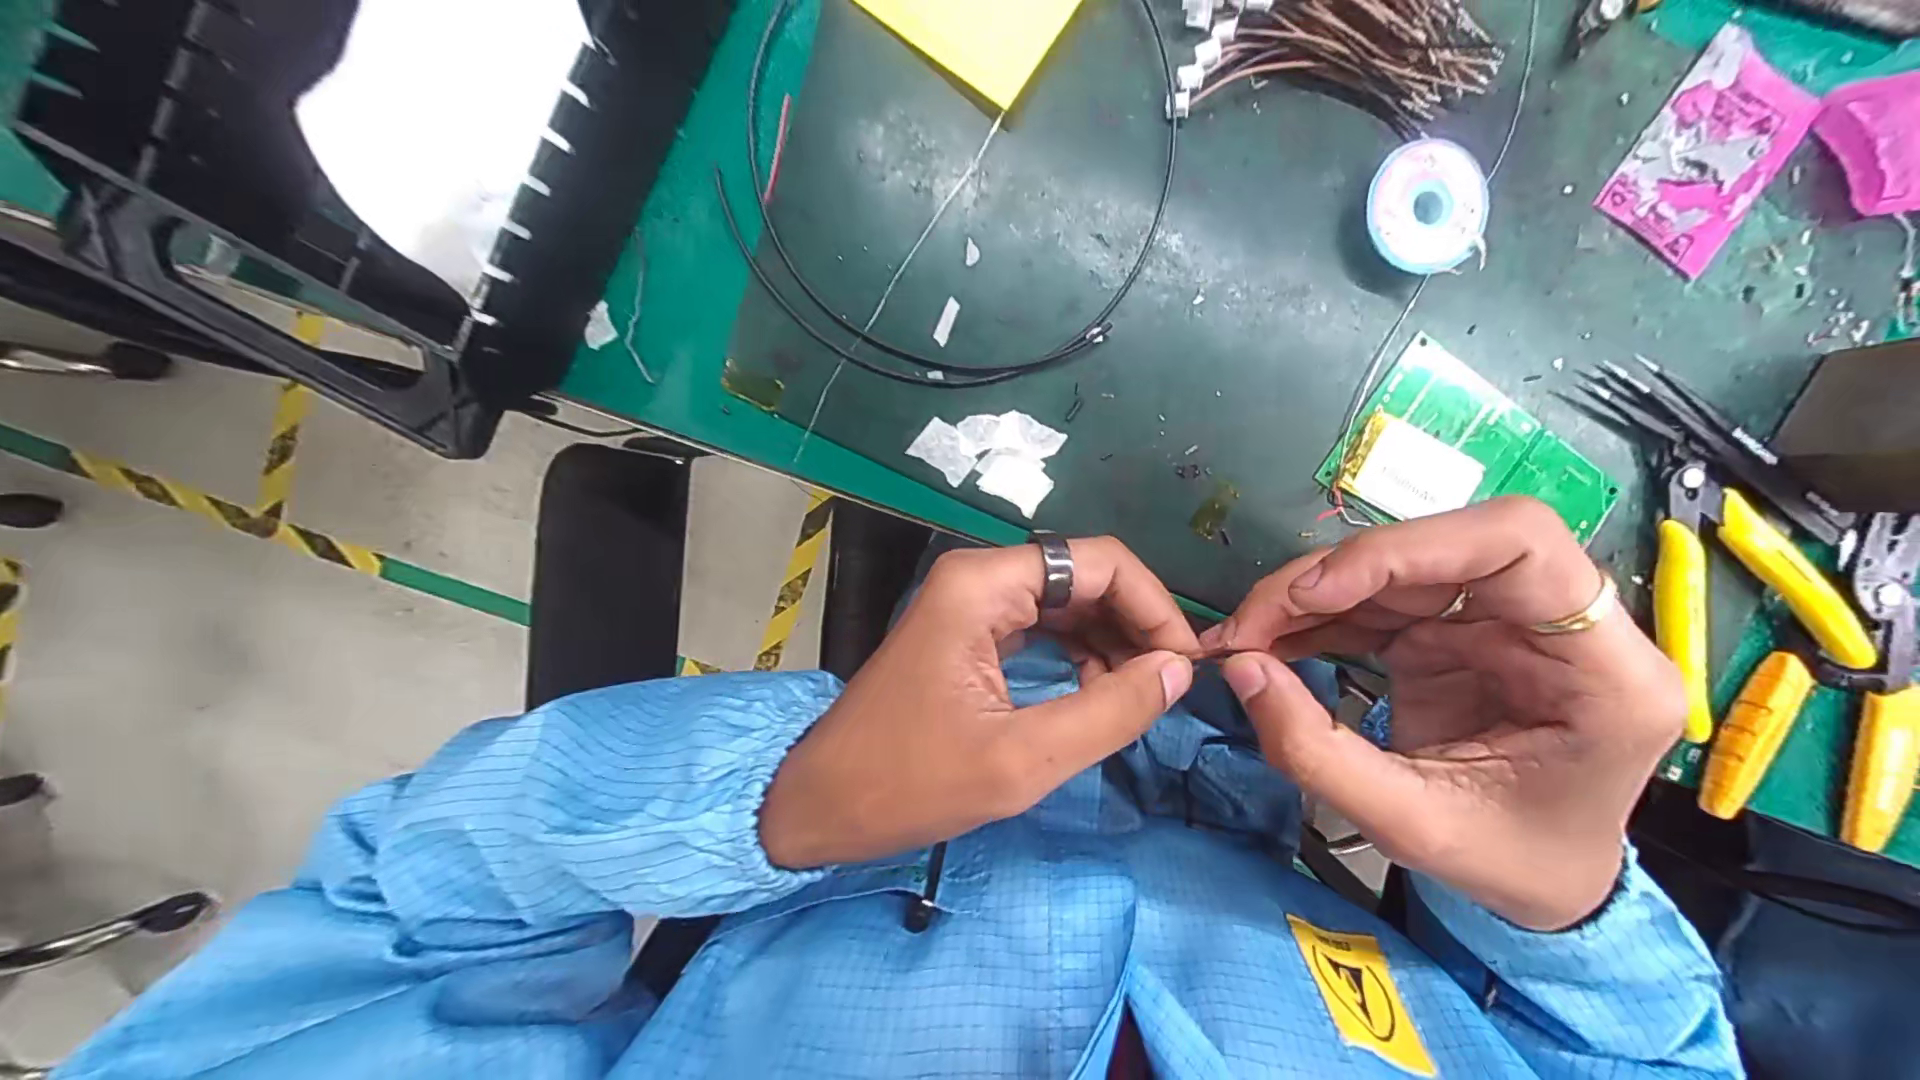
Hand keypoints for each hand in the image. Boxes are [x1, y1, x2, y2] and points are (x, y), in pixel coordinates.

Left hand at [760, 537, 1198, 869]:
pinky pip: (1040, 626)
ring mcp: (970, 602)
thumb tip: (1176, 671)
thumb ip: (1110, 711)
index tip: (1181, 665)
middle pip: (1083, 576)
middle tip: (1168, 686)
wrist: (824, 801)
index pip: (1098, 561)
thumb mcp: (1021, 759)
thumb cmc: (909, 782)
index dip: (1152, 605)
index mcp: (983, 585)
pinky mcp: (968, 631)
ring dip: (1110, 641)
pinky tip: (1098, 692)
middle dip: (1135, 624)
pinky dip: (1078, 653)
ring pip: (1065, 602)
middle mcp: (977, 577)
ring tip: (1139, 694)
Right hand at [1200, 497, 1684, 929]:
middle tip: (1244, 630)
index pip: (1514, 542)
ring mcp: (1488, 621)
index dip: (1401, 550)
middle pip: (1424, 550)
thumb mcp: (1412, 826)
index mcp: (1596, 668)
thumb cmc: (1509, 860)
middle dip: (1320, 581)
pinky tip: (1262, 644)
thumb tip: (1240, 667)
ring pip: (1380, 570)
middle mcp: (1548, 623)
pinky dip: (1304, 619)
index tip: (1314, 595)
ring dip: (1298, 599)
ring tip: (1238, 640)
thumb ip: (1318, 752)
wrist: (1535, 879)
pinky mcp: (1441, 630)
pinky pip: (1362, 602)